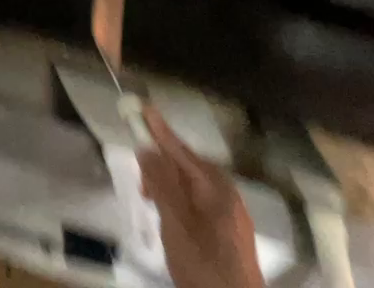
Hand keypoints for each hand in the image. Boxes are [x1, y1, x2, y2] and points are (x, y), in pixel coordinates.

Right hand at [139, 104, 265, 287]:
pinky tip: (171, 217)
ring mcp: (231, 215)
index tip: (143, 108)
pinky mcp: (229, 232)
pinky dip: (180, 199)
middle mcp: (227, 195)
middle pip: (188, 166)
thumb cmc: (204, 265)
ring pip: (192, 185)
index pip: (181, 151)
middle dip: (162, 165)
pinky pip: (199, 201)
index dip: (160, 131)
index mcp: (216, 188)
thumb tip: (147, 148)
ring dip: (169, 185)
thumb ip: (161, 183)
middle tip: (142, 187)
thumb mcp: (175, 222)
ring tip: (153, 204)